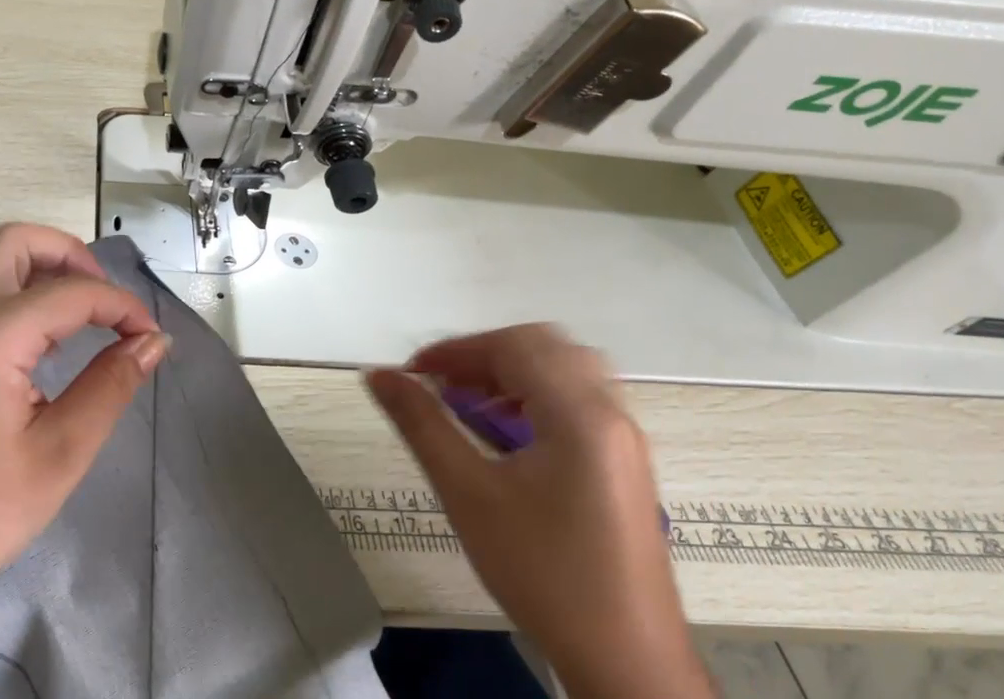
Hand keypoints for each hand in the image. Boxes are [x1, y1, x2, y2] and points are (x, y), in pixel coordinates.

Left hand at [0, 224, 167, 698]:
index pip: (71, 293)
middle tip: (109, 302)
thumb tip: (152, 341)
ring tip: (90, 312)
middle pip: (16, 242)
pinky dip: (27, 290)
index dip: (122, 306)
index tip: (154, 338)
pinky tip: (55, 337)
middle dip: (71, 255)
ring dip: (46, 268)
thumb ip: (111, 385)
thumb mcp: (62, 452)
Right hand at [364, 325, 711, 698]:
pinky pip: (581, 403)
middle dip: (485, 355)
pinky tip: (504, 436)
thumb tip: (378, 376)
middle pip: (546, 348)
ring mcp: (625, 441)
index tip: (411, 374)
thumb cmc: (541, 571)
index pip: (514, 346)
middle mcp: (612, 415)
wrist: (624, 657)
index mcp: (580, 414)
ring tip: (468, 404)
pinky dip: (537, 398)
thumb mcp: (468, 493)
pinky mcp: (625, 466)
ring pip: (568, 373)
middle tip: (441, 382)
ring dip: (513, 374)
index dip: (456, 350)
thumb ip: (421, 424)